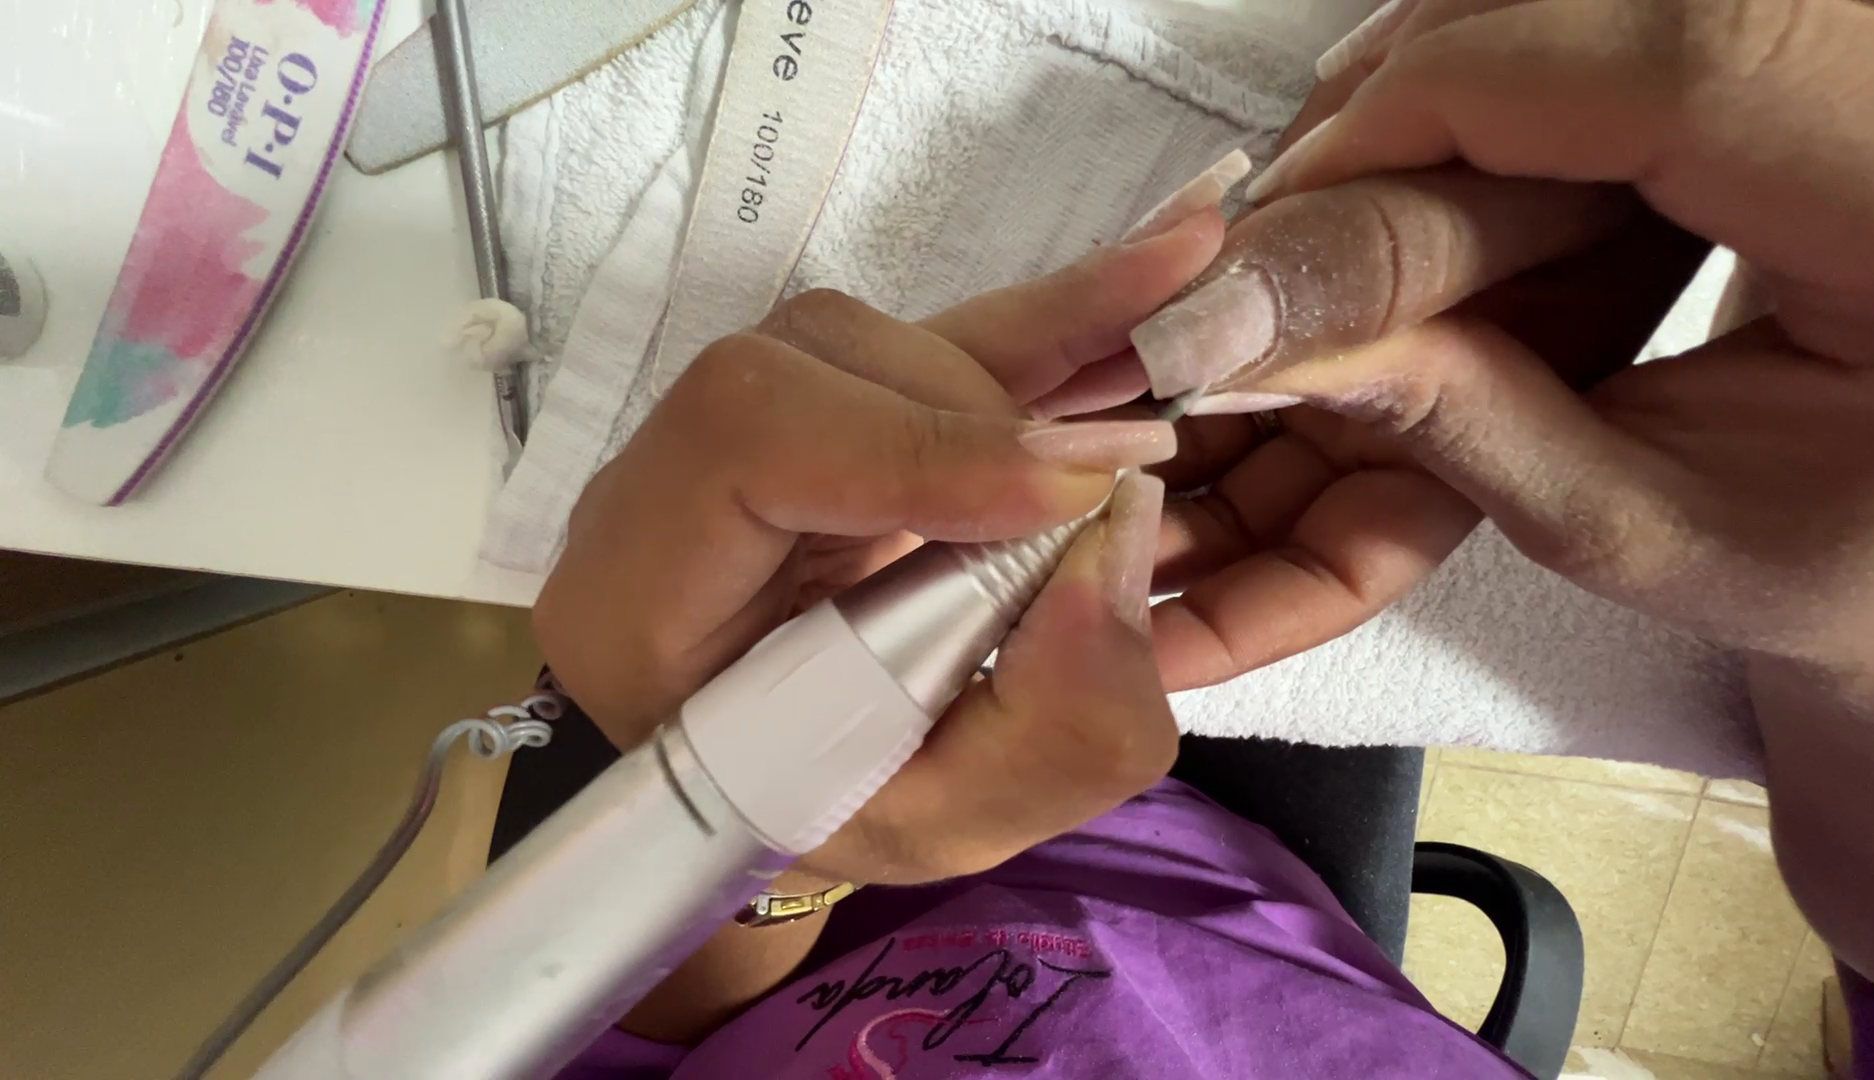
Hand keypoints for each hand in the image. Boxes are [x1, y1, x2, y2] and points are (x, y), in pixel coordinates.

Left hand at [537, 211, 1223, 885]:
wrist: (778, 763)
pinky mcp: (829, 401)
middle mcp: (676, 474)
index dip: (917, 444)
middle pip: (820, 356)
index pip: (748, 437)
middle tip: (1102, 492)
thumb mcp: (944, 822)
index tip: (1063, 496)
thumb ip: (1050, 732)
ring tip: (1124, 432)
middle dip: (985, 420)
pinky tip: (1160, 262)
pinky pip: (934, 333)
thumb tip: (1116, 544)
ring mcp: (751, 421)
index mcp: (644, 589)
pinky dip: (1051, 313)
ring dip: (1024, 377)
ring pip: (886, 333)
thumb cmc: (832, 805)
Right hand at [1137, 0, 1873, 996]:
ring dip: (1446, 57)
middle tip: (1298, 199)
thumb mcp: (1627, 531)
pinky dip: (1497, 51)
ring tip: (1352, 179)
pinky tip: (1435, 138)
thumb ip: (1462, 428)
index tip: (1293, 196)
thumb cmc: (1822, 560)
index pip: (1683, 57)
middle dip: (1419, 74)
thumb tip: (1277, 348)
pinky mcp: (1831, 52)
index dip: (1444, 99)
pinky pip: (1626, 5)